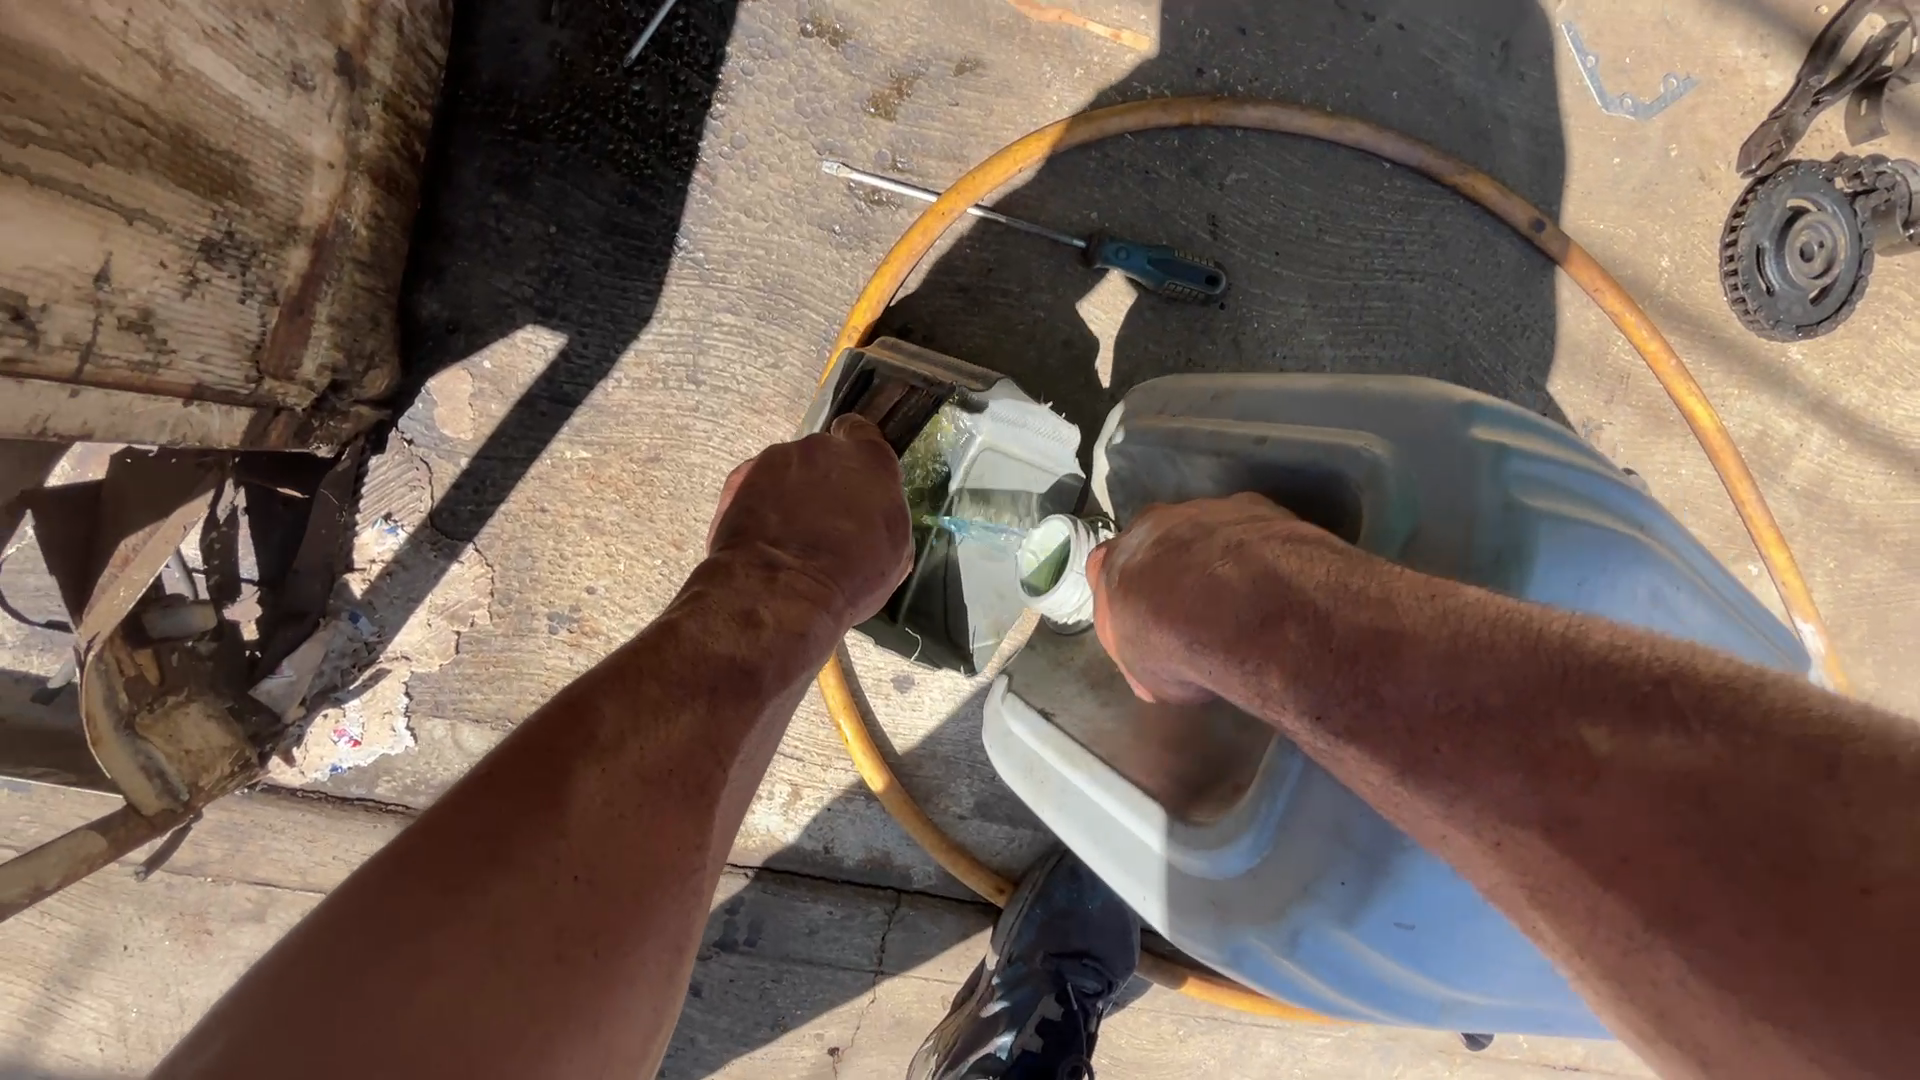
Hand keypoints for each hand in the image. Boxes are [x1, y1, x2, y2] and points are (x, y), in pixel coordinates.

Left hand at [708, 415, 912, 625]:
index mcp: (869, 460)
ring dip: (789, 494)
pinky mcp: (740, 477)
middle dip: (822, 481)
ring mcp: (777, 459)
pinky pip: (755, 485)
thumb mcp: (895, 551)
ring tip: (789, 537)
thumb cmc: (849, 577)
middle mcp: (823, 448)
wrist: (781, 593)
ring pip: (786, 471)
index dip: (855, 452)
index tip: (852, 473)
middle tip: (822, 522)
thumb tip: (871, 516)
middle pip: (823, 455)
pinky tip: (764, 540)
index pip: (862, 431)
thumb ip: (884, 514)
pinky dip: (758, 506)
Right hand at [1087, 494, 1318, 704]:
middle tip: (1198, 608)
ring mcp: (1199, 510)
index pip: (1106, 571)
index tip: (1148, 617)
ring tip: (1243, 598)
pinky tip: (1273, 581)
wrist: (1240, 610)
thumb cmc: (1174, 646)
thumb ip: (1142, 656)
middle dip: (1173, 570)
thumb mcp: (1144, 674)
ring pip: (1204, 532)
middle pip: (1155, 545)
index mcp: (1110, 564)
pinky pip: (1250, 529)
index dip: (1129, 594)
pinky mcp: (1251, 505)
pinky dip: (1258, 551)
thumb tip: (1156, 664)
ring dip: (1216, 559)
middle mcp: (1148, 526)